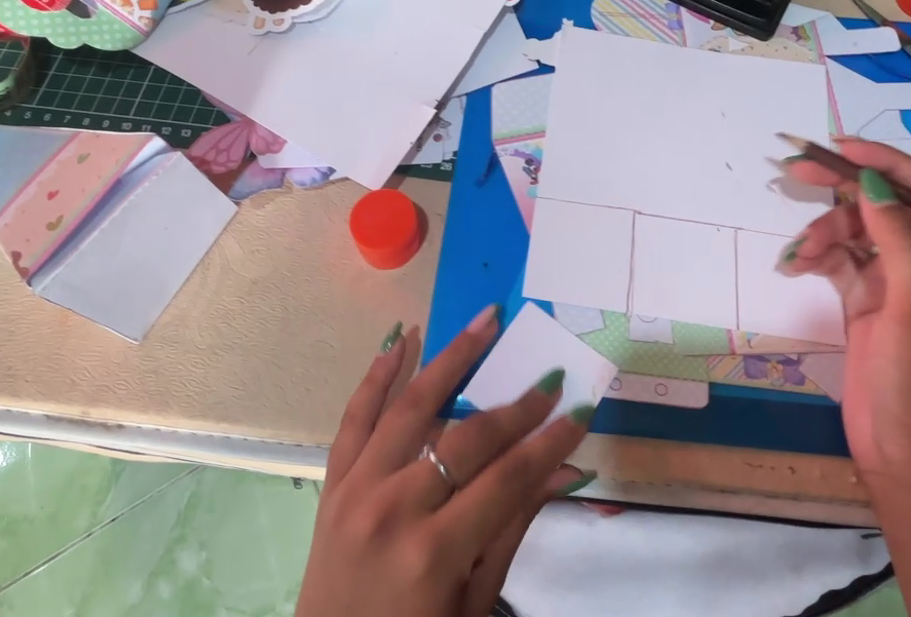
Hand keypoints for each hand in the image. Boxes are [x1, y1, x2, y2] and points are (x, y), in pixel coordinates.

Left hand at [296, 306, 595, 616]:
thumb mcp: (473, 599)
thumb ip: (514, 527)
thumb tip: (566, 471)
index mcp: (434, 552)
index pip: (505, 480)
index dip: (546, 443)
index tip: (578, 411)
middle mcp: (392, 510)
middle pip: (465, 439)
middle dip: (514, 407)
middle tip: (548, 376)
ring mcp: (355, 491)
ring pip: (410, 408)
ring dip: (451, 358)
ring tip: (485, 321)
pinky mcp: (332, 484)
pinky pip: (353, 417)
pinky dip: (377, 375)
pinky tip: (402, 340)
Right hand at [780, 139, 910, 485]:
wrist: (908, 460)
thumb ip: (897, 238)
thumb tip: (871, 180)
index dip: (883, 161)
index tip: (836, 147)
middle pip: (882, 204)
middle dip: (839, 189)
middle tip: (792, 173)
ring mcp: (893, 283)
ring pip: (853, 232)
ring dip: (822, 233)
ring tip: (799, 256)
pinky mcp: (864, 303)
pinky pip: (836, 261)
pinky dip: (814, 257)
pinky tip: (794, 266)